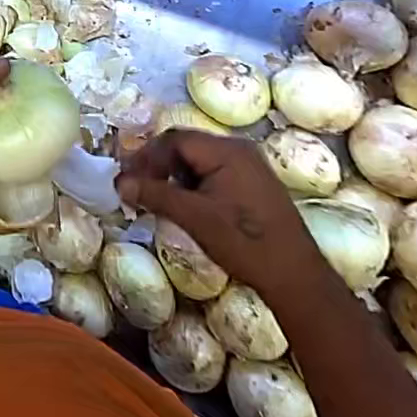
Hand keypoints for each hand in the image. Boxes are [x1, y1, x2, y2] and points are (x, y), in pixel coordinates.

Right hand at [116, 130, 309, 291]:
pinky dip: (192, 183)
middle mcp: (238, 149)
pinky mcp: (253, 183)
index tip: (126, 178)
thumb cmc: (243, 242)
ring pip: (198, 159)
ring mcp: (249, 165)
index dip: (146, 157)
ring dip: (173, 174)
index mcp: (226, 150)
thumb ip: (155, 195)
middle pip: (185, 145)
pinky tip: (184, 204)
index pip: (174, 140)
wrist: (296, 277)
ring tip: (157, 197)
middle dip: (157, 164)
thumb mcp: (193, 217)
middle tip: (136, 186)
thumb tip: (120, 182)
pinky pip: (213, 171)